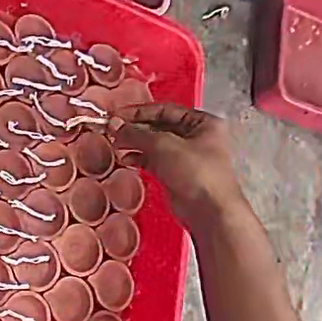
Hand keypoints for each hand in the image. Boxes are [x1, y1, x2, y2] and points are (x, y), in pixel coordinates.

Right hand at [111, 103, 241, 211]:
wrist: (208, 210)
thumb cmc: (199, 174)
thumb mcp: (164, 146)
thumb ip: (137, 133)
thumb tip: (116, 124)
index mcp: (203, 123)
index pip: (166, 110)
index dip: (140, 112)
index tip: (118, 115)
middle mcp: (196, 137)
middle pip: (159, 127)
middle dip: (135, 128)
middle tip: (113, 129)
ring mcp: (185, 157)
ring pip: (154, 144)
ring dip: (134, 143)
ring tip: (115, 143)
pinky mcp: (175, 174)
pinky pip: (153, 160)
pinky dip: (138, 158)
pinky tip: (125, 158)